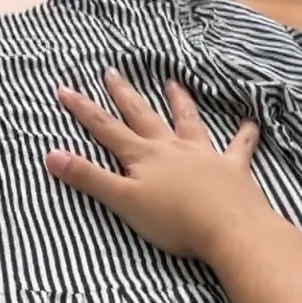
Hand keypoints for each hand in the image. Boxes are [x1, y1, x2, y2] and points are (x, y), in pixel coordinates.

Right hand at [46, 69, 275, 264]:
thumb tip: (51, 155)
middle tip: (112, 71)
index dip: (83, 109)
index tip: (65, 88)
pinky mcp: (232, 169)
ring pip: (188, 122)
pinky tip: (251, 122)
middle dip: (124, 94)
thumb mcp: (122, 201)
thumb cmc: (173, 221)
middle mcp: (171, 148)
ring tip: (172, 84)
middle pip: (142, 116)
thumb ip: (88, 177)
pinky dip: (244, 134)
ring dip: (179, 102)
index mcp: (142, 156)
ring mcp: (203, 155)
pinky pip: (240, 147)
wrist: (231, 231)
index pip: (105, 128)